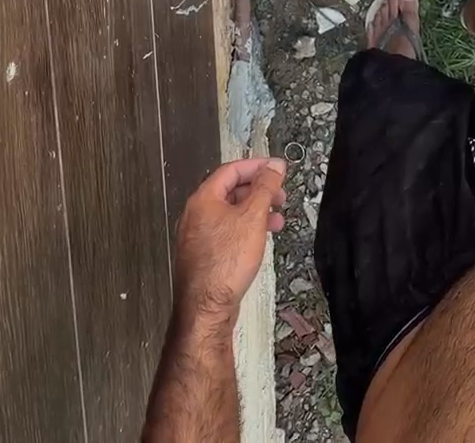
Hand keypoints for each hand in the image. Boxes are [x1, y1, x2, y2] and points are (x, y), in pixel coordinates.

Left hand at [172, 157, 287, 331]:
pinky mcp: (204, 255)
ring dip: (255, 210)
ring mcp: (198, 236)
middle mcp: (196, 215)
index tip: (275, 168)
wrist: (206, 308)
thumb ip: (265, 187)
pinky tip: (259, 239)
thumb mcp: (253, 216)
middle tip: (278, 193)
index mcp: (203, 199)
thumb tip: (273, 167)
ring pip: (230, 212)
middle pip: (231, 190)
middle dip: (259, 189)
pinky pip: (227, 231)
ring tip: (275, 218)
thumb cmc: (223, 266)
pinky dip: (246, 228)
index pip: (232, 169)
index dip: (257, 166)